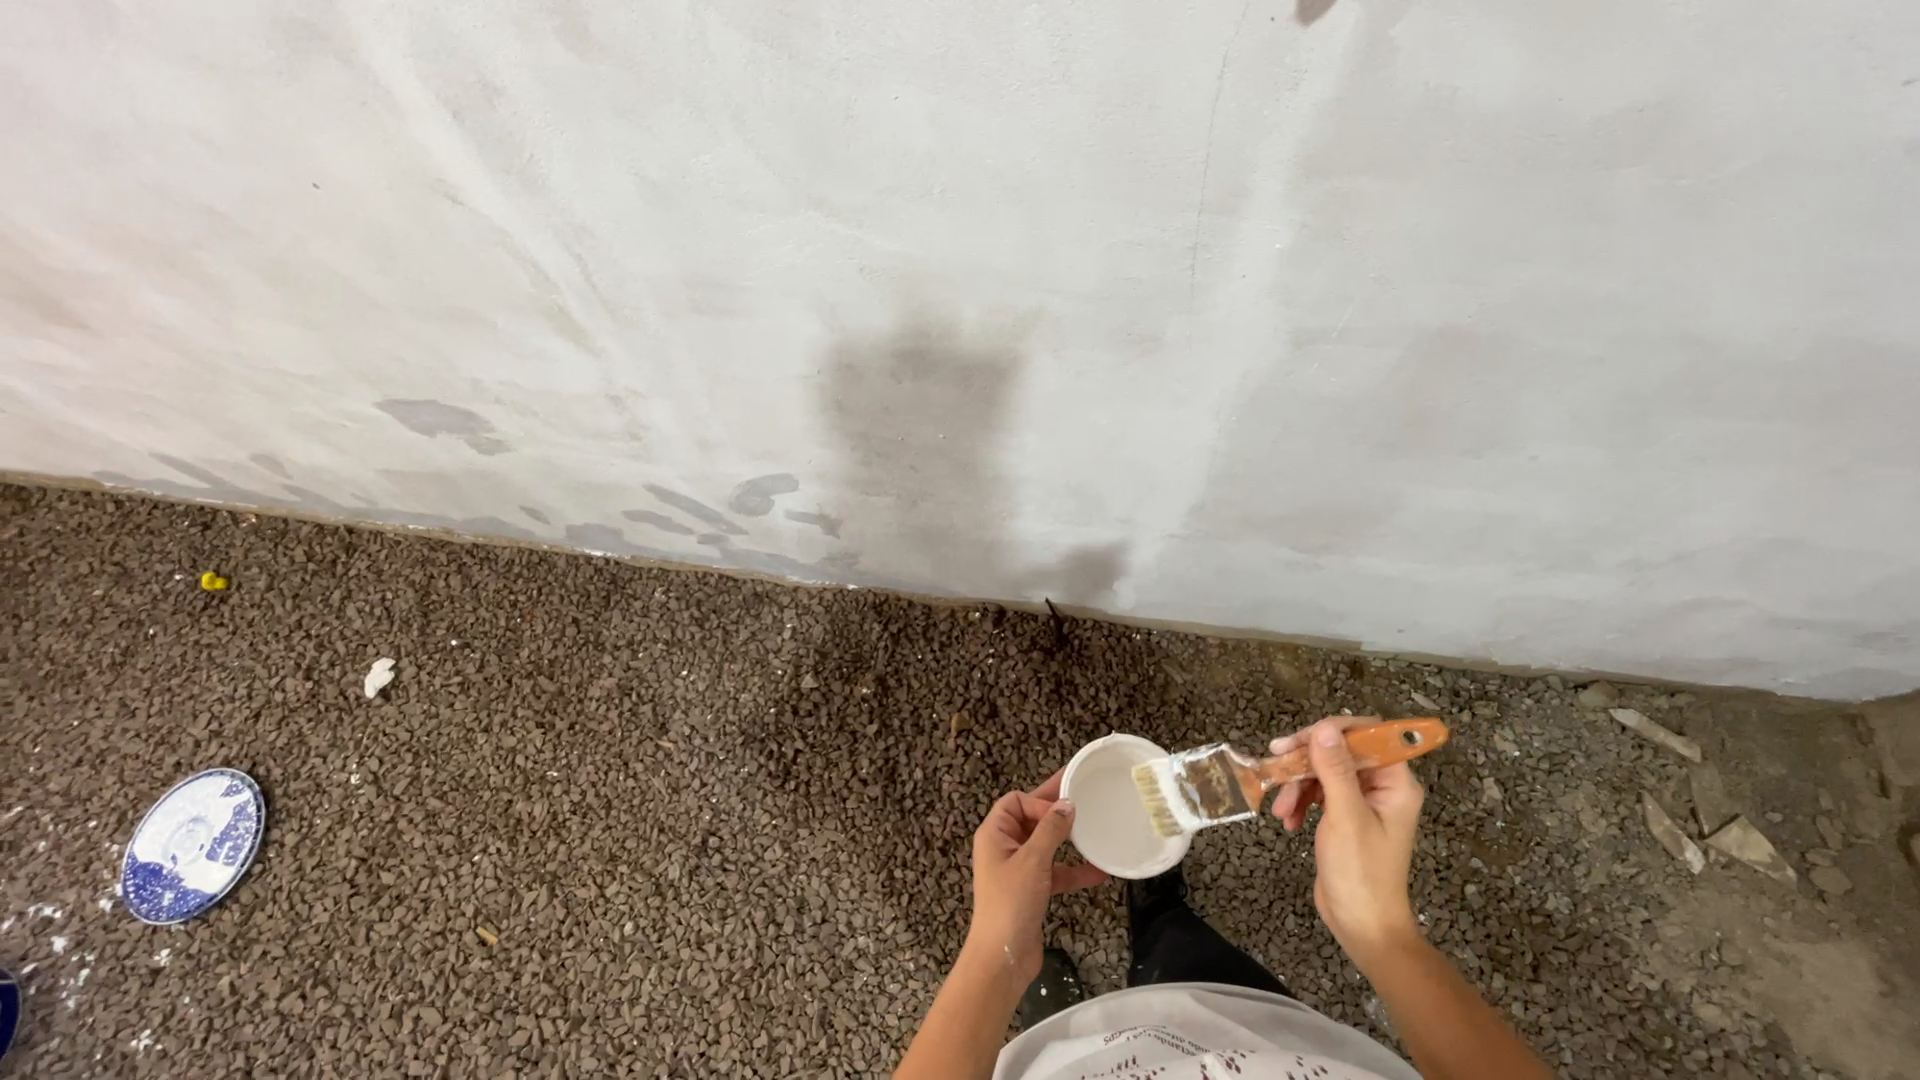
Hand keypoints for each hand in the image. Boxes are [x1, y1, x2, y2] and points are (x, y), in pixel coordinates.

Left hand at [967, 768, 1108, 980]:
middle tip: (1085, 795)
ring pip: (1045, 845)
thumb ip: (1051, 829)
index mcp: (994, 833)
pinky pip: (1054, 871)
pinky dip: (1072, 870)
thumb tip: (1068, 803)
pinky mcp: (1031, 889)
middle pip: (1031, 818)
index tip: (1063, 811)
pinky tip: (1099, 871)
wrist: (1003, 957)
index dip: (1039, 800)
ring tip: (1096, 830)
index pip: (1016, 801)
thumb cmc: (1012, 901)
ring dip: (1068, 840)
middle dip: (1056, 810)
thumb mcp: (1033, 860)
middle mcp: (1003, 847)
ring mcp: (1017, 869)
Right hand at [1269, 717, 1424, 967]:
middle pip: (1340, 750)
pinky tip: (1288, 822)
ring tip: (1280, 809)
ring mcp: (1362, 802)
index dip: (1333, 730)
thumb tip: (1323, 728)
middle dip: (1306, 759)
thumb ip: (1335, 769)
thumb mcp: (1345, 816)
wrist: (1362, 925)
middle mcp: (1382, 787)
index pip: (1368, 734)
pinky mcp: (1344, 817)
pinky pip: (1318, 793)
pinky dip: (1300, 802)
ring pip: (1323, 771)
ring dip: (1297, 784)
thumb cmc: (1361, 871)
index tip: (1299, 740)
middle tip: (1275, 761)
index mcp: (1395, 783)